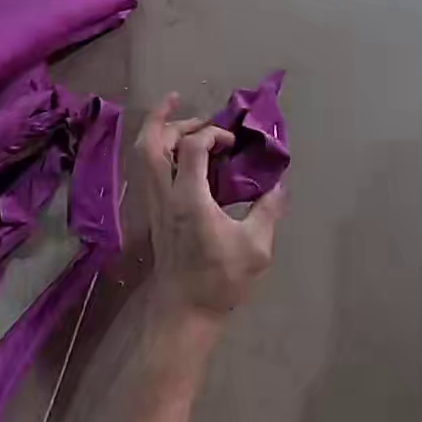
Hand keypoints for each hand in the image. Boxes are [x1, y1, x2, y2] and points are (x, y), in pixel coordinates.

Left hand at [135, 95, 286, 322]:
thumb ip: (268, 211)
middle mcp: (165, 195)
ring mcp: (154, 204)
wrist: (183, 313)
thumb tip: (278, 185)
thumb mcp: (255, 247)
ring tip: (182, 121)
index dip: (210, 133)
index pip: (191, 147)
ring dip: (160, 132)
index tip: (231, 141)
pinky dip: (160, 151)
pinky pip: (148, 170)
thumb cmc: (219, 280)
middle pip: (151, 143)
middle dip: (168, 118)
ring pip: (143, 156)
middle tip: (190, 108)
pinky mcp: (154, 213)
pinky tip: (181, 153)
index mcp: (189, 199)